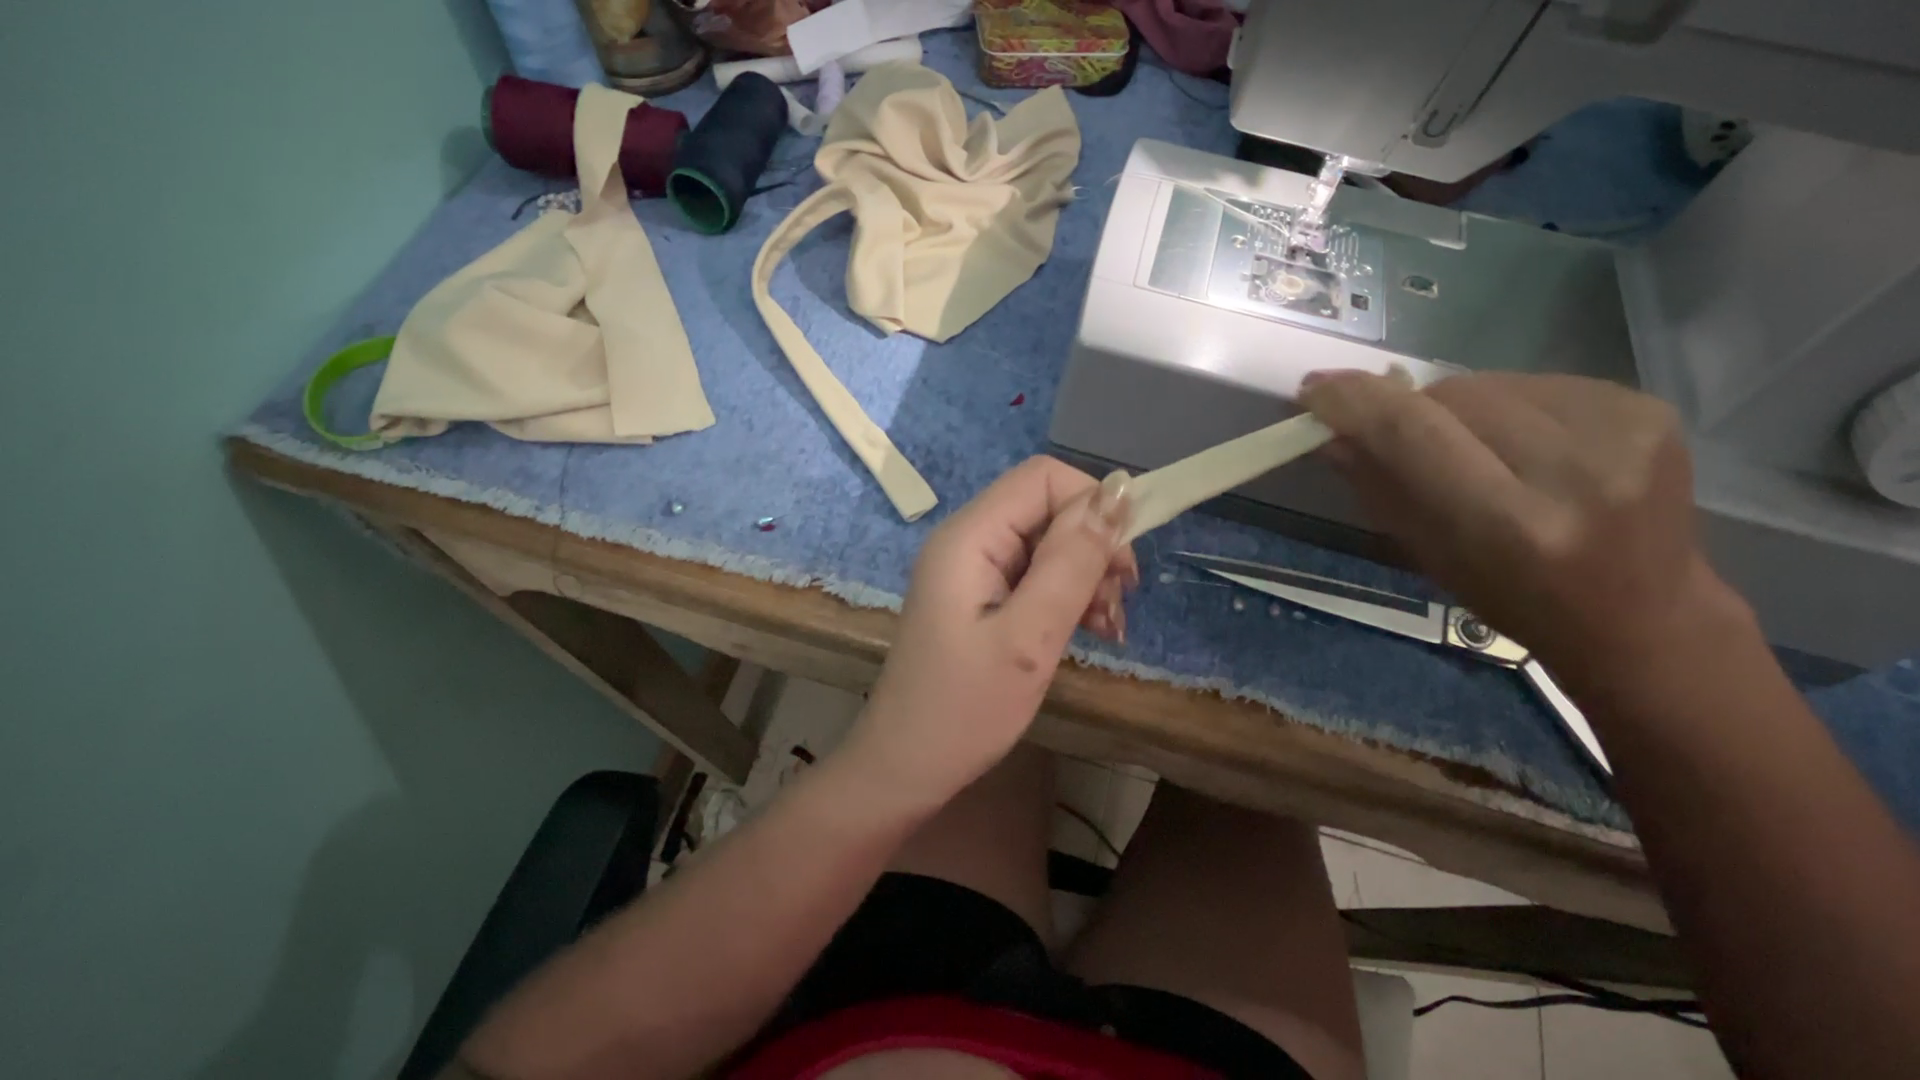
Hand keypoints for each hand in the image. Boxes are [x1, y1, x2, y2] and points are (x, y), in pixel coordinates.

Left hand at [847, 457, 1137, 799]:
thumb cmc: (965, 709)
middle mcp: (967, 541)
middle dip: (1094, 547)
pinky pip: (1034, 577)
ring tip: (1108, 629)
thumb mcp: (1030, 636)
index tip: (1123, 564)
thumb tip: (1118, 491)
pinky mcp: (979, 600)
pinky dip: (1067, 597)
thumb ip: (1072, 562)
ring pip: (1048, 544)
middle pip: (1048, 509)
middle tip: (1118, 605)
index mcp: (969, 537)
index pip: (1043, 478)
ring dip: (1087, 576)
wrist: (907, 768)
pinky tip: (1089, 632)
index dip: (1093, 505)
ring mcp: (971, 572)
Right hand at [1299, 371, 1724, 675]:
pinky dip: (1514, 406)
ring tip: (1483, 451)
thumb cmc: (1517, 599)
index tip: (1316, 391)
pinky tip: (1532, 447)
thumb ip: (1380, 485)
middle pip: (1452, 396)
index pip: (1413, 432)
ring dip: (1465, 408)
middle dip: (1415, 411)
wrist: (1643, 617)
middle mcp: (1573, 471)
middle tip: (1411, 444)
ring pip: (1493, 382)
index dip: (1356, 402)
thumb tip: (1330, 426)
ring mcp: (1622, 432)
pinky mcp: (1648, 407)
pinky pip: (1540, 382)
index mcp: (1510, 526)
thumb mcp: (1430, 557)